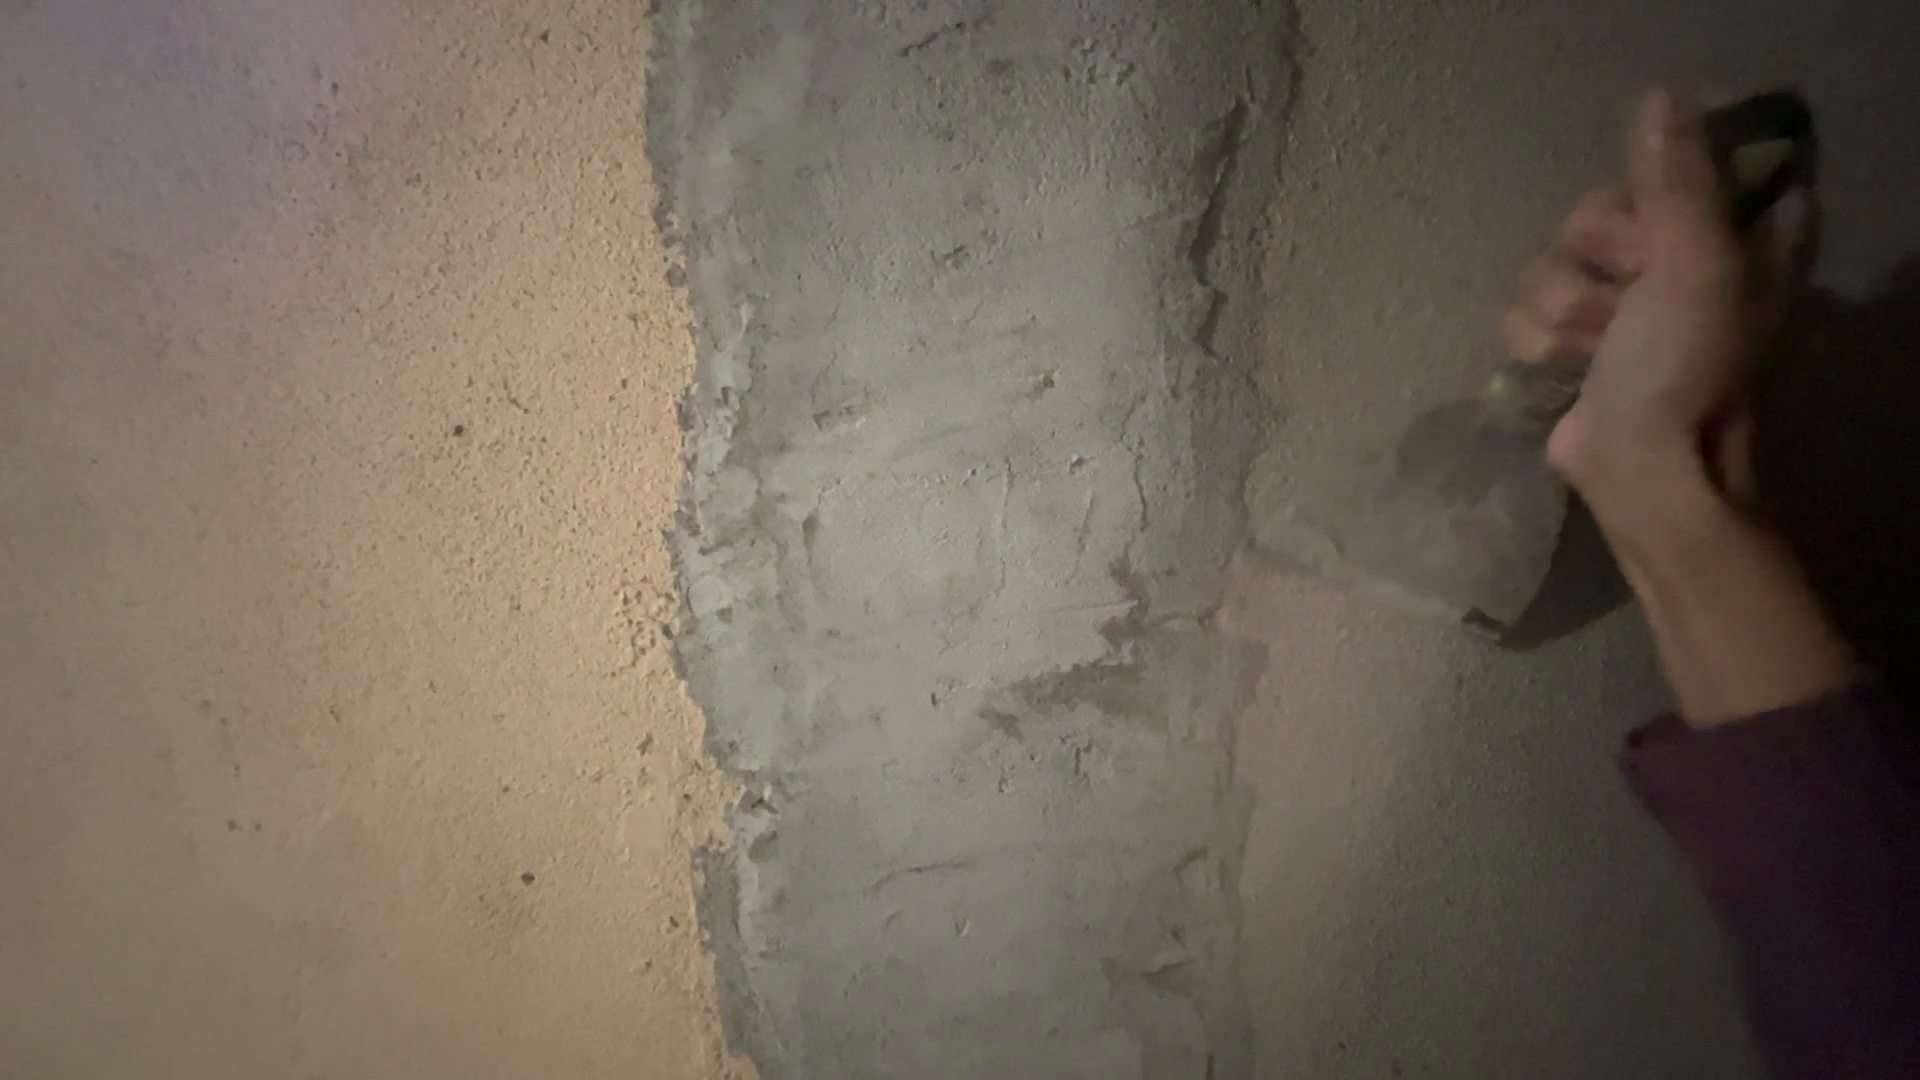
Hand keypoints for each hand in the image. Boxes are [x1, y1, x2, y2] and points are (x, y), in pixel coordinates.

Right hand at [1501, 91, 1815, 526]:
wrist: (1641, 461)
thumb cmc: (1685, 369)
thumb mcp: (1691, 267)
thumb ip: (1672, 181)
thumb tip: (1657, 95)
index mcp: (1729, 224)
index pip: (1669, 164)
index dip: (1646, 194)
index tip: (1651, 231)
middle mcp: (1672, 252)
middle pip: (1588, 215)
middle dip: (1594, 267)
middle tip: (1628, 304)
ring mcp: (1616, 297)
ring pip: (1544, 269)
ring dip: (1565, 317)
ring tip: (1600, 351)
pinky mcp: (1569, 334)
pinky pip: (1520, 313)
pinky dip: (1540, 346)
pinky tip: (1572, 367)